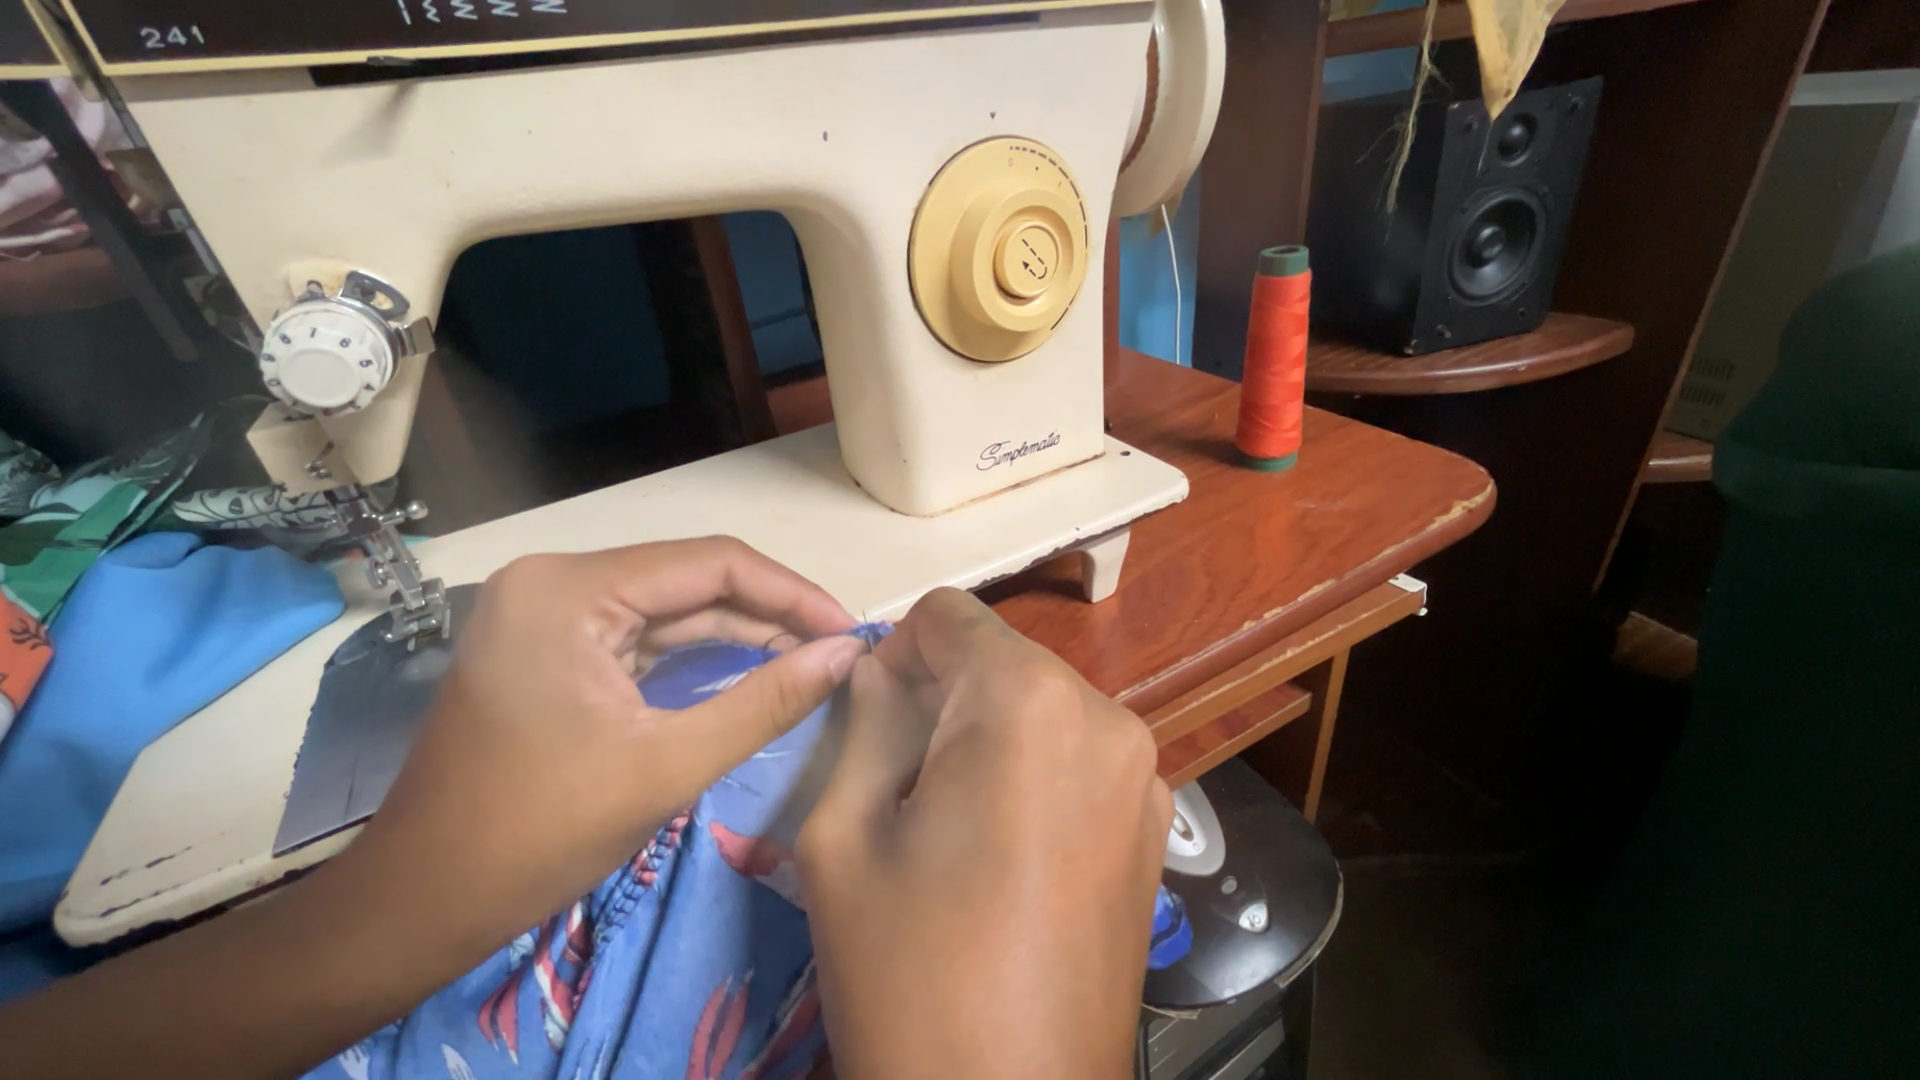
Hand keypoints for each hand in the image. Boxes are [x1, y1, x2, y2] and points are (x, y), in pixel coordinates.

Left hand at [336, 538, 867, 956]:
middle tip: (841, 650)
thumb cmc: (536, 835)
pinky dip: (704, 653)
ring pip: (674, 607)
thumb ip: (766, 702)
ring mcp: (552, 611)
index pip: (711, 563)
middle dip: (772, 614)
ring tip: (814, 660)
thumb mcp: (666, 766)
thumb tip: (848, 654)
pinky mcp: (557, 643)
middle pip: (693, 579)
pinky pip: (648, 634)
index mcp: (570, 590)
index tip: (851, 631)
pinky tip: (758, 667)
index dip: (792, 594)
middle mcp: (557, 580)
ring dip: (744, 633)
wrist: (421, 903)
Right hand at [798, 588, 1171, 1079]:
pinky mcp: (1158, 823)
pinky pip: (1079, 754)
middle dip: (943, 693)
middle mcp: (1105, 714)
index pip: (951, 615)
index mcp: (1028, 701)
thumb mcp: (844, 833)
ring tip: (950, 819)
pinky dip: (1035, 768)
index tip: (871, 717)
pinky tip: (1007, 847)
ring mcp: (1145, 771)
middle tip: (900, 777)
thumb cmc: (911, 972)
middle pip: (1001, 659)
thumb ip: (865, 720)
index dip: (898, 652)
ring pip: (1042, 704)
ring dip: (988, 731)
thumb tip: (883, 671)